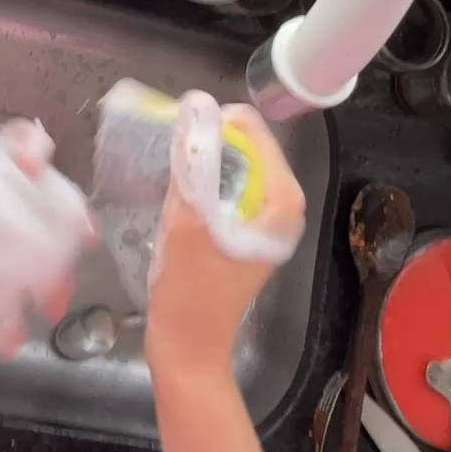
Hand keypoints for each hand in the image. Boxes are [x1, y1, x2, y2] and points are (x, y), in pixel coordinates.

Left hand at [0, 118, 83, 365]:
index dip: (24, 146)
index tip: (40, 159)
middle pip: (29, 207)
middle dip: (60, 221)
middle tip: (76, 242)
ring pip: (28, 257)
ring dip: (50, 277)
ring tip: (50, 303)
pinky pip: (6, 304)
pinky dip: (17, 320)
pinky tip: (10, 337)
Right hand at [145, 93, 305, 377]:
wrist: (187, 348)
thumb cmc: (190, 287)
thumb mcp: (189, 216)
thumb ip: (195, 157)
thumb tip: (195, 102)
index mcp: (280, 200)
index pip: (254, 131)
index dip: (215, 120)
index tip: (178, 122)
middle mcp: (281, 206)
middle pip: (245, 147)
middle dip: (207, 139)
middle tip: (169, 145)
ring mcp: (264, 221)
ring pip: (233, 167)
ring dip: (202, 160)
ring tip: (169, 165)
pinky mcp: (245, 232)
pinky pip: (227, 188)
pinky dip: (203, 181)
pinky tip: (178, 191)